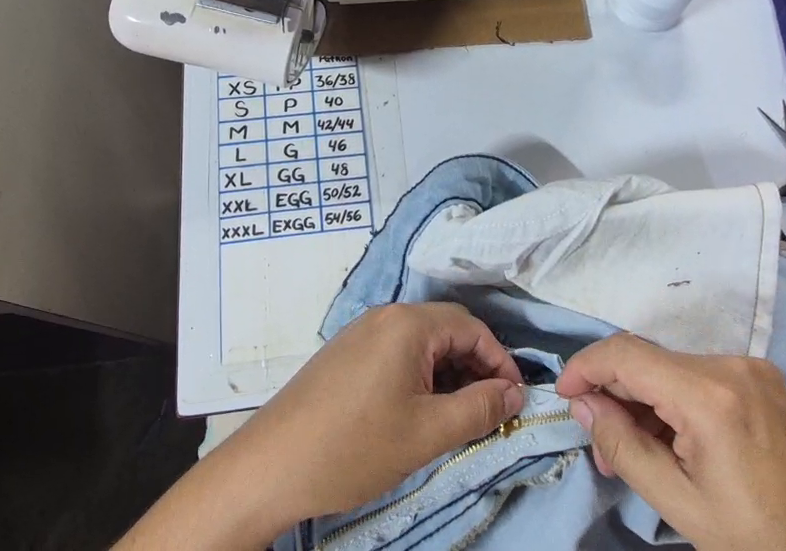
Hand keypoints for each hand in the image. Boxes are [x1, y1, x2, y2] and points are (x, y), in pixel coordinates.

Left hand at [119, 303, 525, 549]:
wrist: (270, 467)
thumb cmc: (354, 447)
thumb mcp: (427, 433)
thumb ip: (480, 408)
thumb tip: (515, 392)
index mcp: (406, 324)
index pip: (471, 327)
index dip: (500, 361)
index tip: (515, 399)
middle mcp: (383, 316)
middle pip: (446, 330)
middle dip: (475, 366)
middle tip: (491, 409)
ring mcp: (359, 333)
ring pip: (421, 344)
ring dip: (448, 374)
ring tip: (459, 416)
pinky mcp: (343, 355)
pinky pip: (395, 353)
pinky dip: (419, 376)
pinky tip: (420, 411)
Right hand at [556, 334, 785, 550]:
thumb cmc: (761, 540)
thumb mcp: (680, 505)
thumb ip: (623, 447)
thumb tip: (585, 403)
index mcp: (709, 395)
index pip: (626, 354)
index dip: (586, 367)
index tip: (564, 396)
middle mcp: (730, 365)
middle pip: (650, 360)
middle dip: (615, 395)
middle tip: (602, 447)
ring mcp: (753, 368)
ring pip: (674, 368)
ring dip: (646, 401)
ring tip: (639, 454)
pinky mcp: (766, 379)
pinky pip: (703, 376)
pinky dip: (677, 400)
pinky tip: (677, 441)